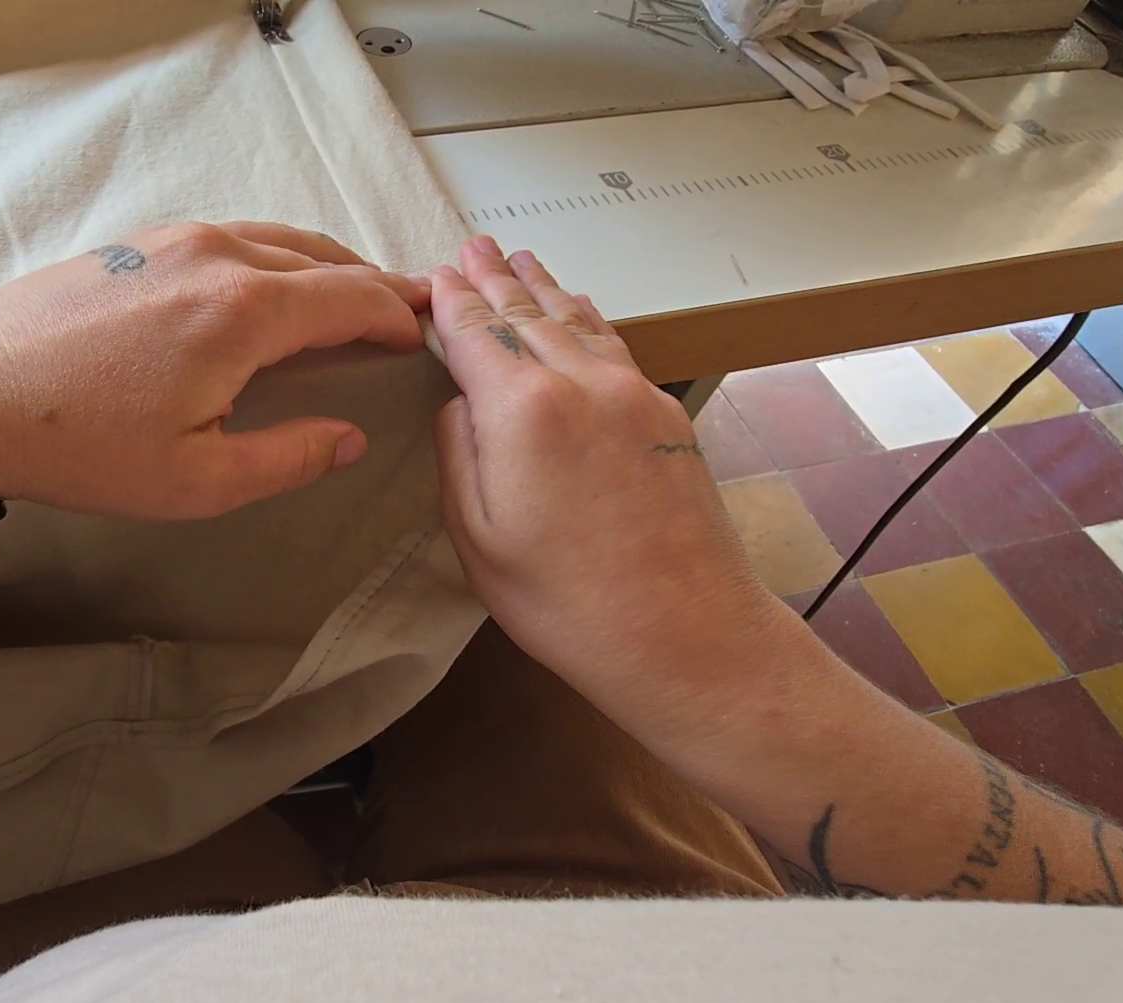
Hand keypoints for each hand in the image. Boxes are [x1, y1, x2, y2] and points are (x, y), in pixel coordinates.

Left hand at [0, 221, 428, 518]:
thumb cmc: (84, 446)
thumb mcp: (200, 480)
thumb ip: (289, 457)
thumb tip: (350, 440)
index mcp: (244, 313)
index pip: (350, 299)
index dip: (394, 316)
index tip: (417, 334)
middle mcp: (217, 256)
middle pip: (322, 259)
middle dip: (372, 284)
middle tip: (404, 307)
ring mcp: (172, 239)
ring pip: (278, 239)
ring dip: (326, 266)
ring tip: (352, 293)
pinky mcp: (137, 241)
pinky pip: (232, 236)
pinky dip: (275, 256)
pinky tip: (273, 283)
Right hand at [430, 237, 819, 744]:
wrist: (685, 636)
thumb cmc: (564, 600)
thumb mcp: (477, 538)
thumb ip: (458, 454)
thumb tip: (459, 403)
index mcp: (523, 411)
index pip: (475, 336)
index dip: (452, 303)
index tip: (437, 276)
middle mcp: (582, 384)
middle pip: (526, 315)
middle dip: (493, 279)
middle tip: (471, 246)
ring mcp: (634, 395)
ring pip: (576, 320)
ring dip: (542, 287)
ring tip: (518, 259)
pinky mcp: (666, 417)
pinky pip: (615, 345)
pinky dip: (587, 316)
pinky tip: (581, 307)